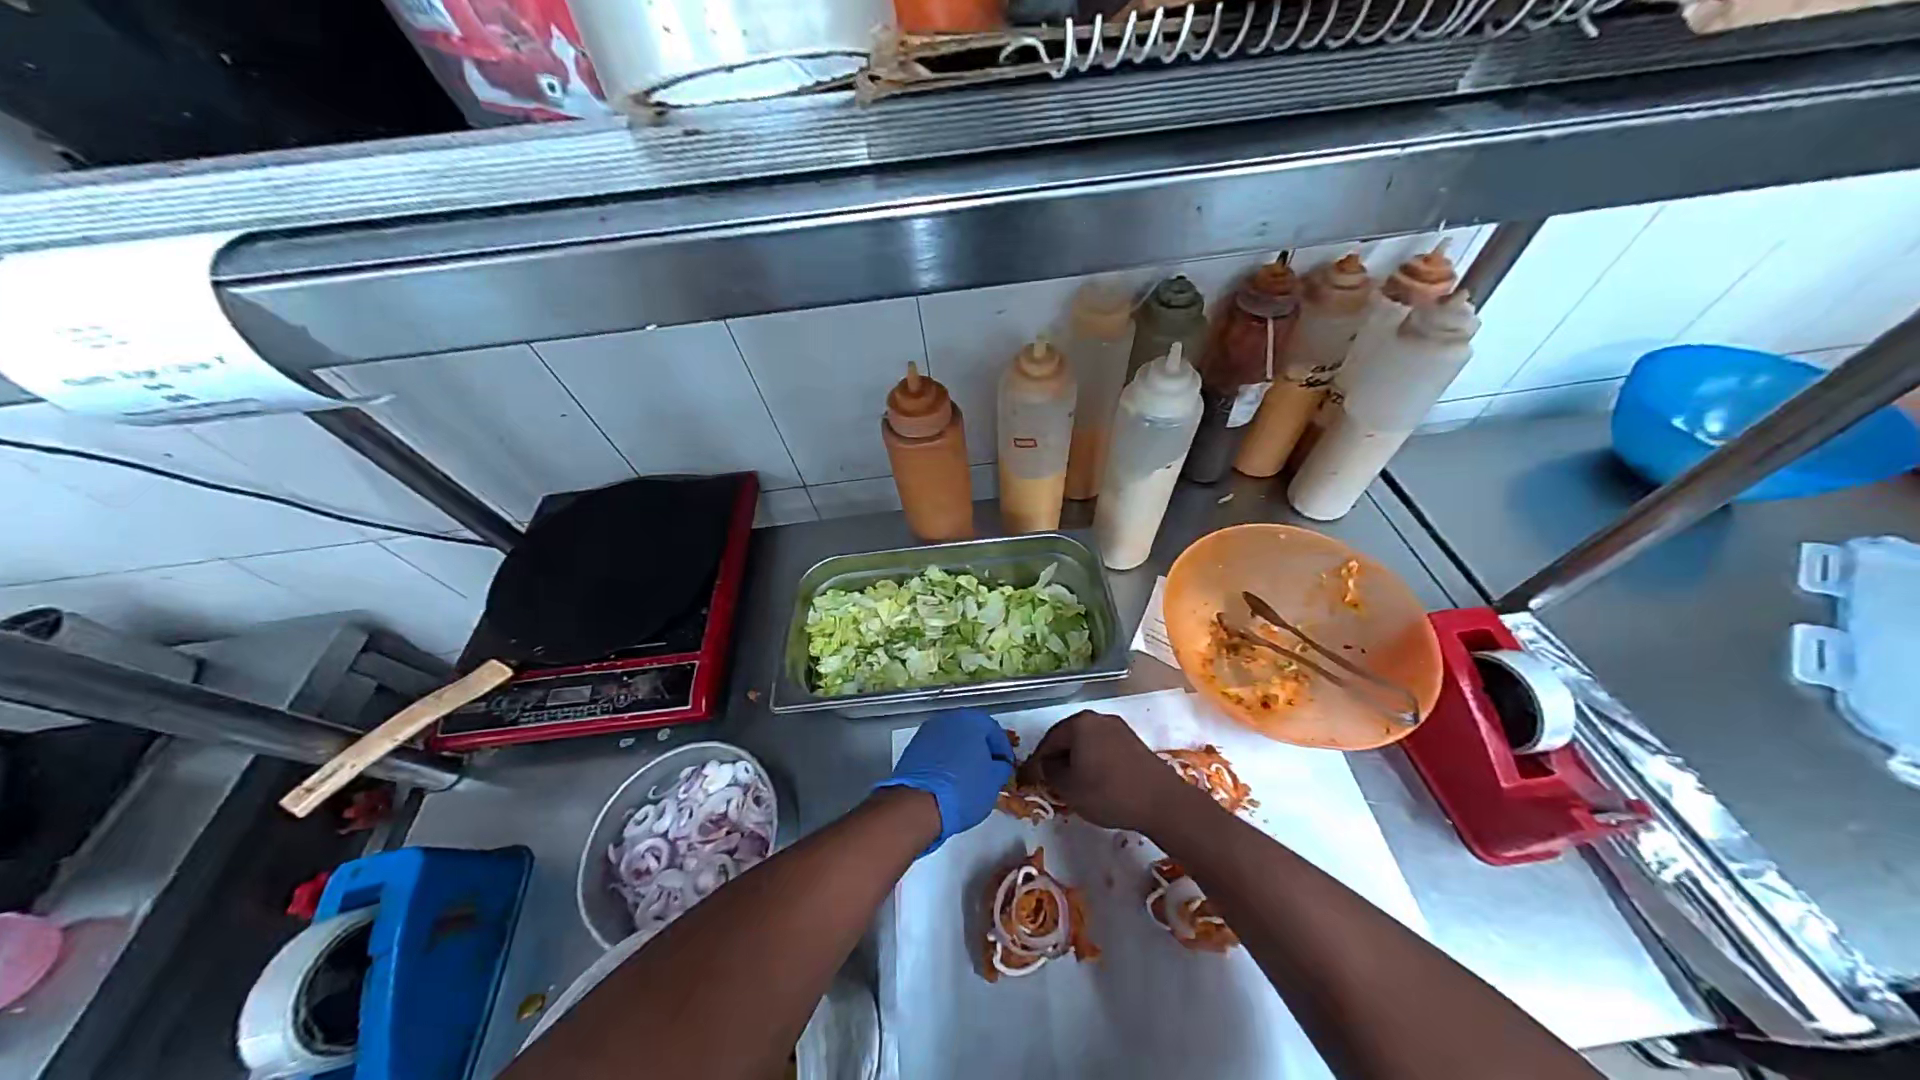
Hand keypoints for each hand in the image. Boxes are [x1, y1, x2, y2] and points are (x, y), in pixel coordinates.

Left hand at [875, 708, 1014, 853]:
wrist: (918, 805)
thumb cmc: (961, 790)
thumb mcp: (993, 782)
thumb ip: (1001, 767)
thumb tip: (998, 766)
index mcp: (971, 720)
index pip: (996, 732)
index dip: (1004, 752)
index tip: (1006, 766)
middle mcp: (947, 720)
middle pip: (972, 733)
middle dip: (981, 751)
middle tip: (989, 772)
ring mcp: (927, 733)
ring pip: (953, 742)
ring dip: (962, 756)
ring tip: (969, 780)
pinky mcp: (913, 749)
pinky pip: (936, 752)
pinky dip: (945, 763)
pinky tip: (950, 782)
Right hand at [1027, 710, 1191, 831]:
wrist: (1162, 802)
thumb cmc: (1108, 792)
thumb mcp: (1068, 788)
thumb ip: (1049, 773)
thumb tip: (1046, 765)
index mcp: (1079, 723)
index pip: (1048, 741)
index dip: (1036, 762)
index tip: (1029, 780)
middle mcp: (1098, 718)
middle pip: (1068, 738)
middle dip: (1057, 759)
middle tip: (1049, 782)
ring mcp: (1119, 728)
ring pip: (1087, 743)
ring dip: (1076, 761)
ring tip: (1072, 784)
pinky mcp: (1133, 742)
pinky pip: (1104, 748)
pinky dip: (1094, 761)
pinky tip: (1095, 781)